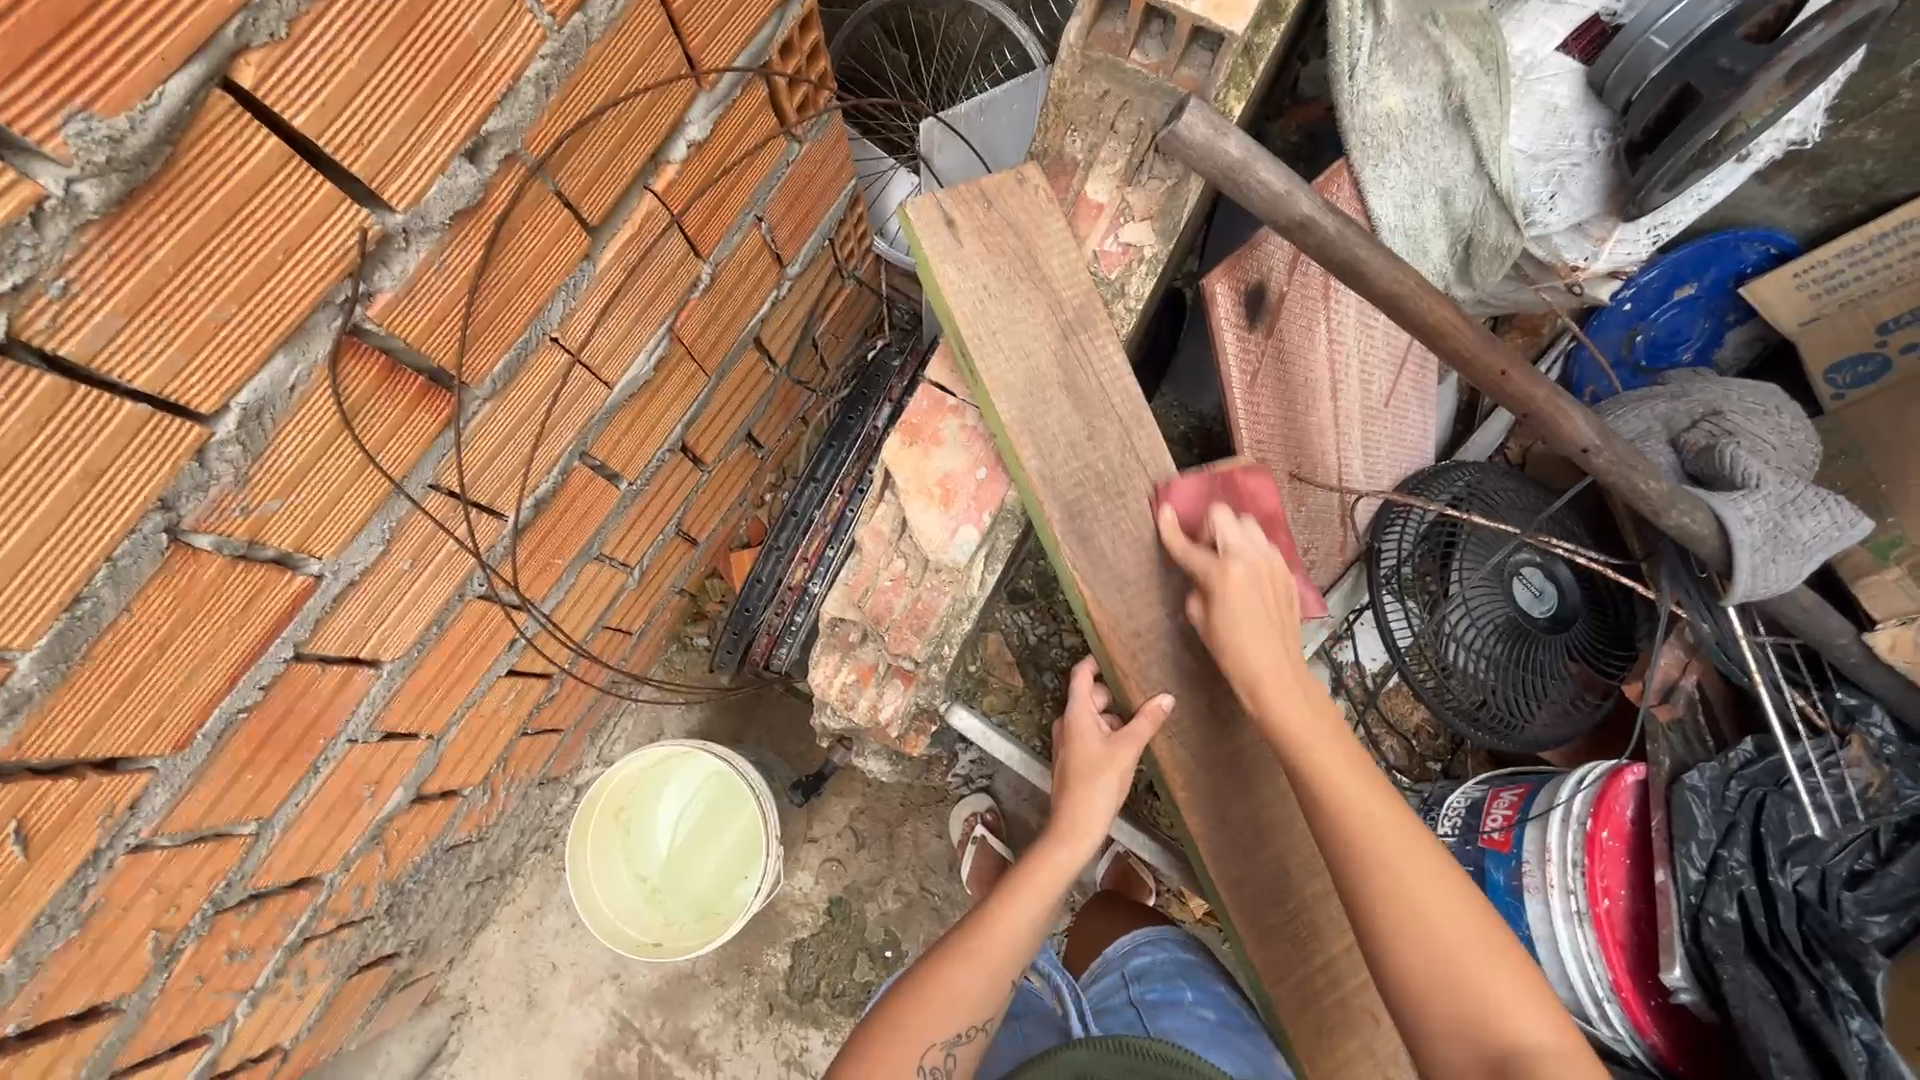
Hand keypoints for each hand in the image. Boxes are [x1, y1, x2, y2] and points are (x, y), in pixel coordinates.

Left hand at [1044, 656, 1172, 857]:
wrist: (1075, 825)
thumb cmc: (1098, 783)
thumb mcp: (1128, 748)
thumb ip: (1147, 721)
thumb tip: (1166, 697)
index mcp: (1075, 713)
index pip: (1081, 675)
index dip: (1095, 661)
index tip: (1113, 651)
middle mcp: (1067, 723)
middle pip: (1091, 697)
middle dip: (1115, 693)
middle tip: (1142, 688)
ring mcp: (1068, 742)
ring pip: (1093, 718)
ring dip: (1115, 717)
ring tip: (1143, 717)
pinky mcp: (1074, 759)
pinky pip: (1092, 735)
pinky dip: (1109, 733)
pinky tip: (1130, 743)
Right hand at [1156, 502, 1311, 721]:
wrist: (1276, 671)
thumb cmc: (1230, 650)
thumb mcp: (1198, 616)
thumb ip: (1196, 582)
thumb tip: (1200, 570)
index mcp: (1223, 571)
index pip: (1187, 544)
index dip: (1170, 529)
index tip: (1163, 512)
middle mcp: (1250, 557)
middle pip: (1223, 514)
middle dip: (1208, 528)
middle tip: (1203, 551)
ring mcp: (1272, 560)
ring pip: (1247, 523)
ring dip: (1231, 534)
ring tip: (1227, 560)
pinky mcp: (1286, 569)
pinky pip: (1264, 544)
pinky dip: (1250, 550)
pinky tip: (1247, 575)